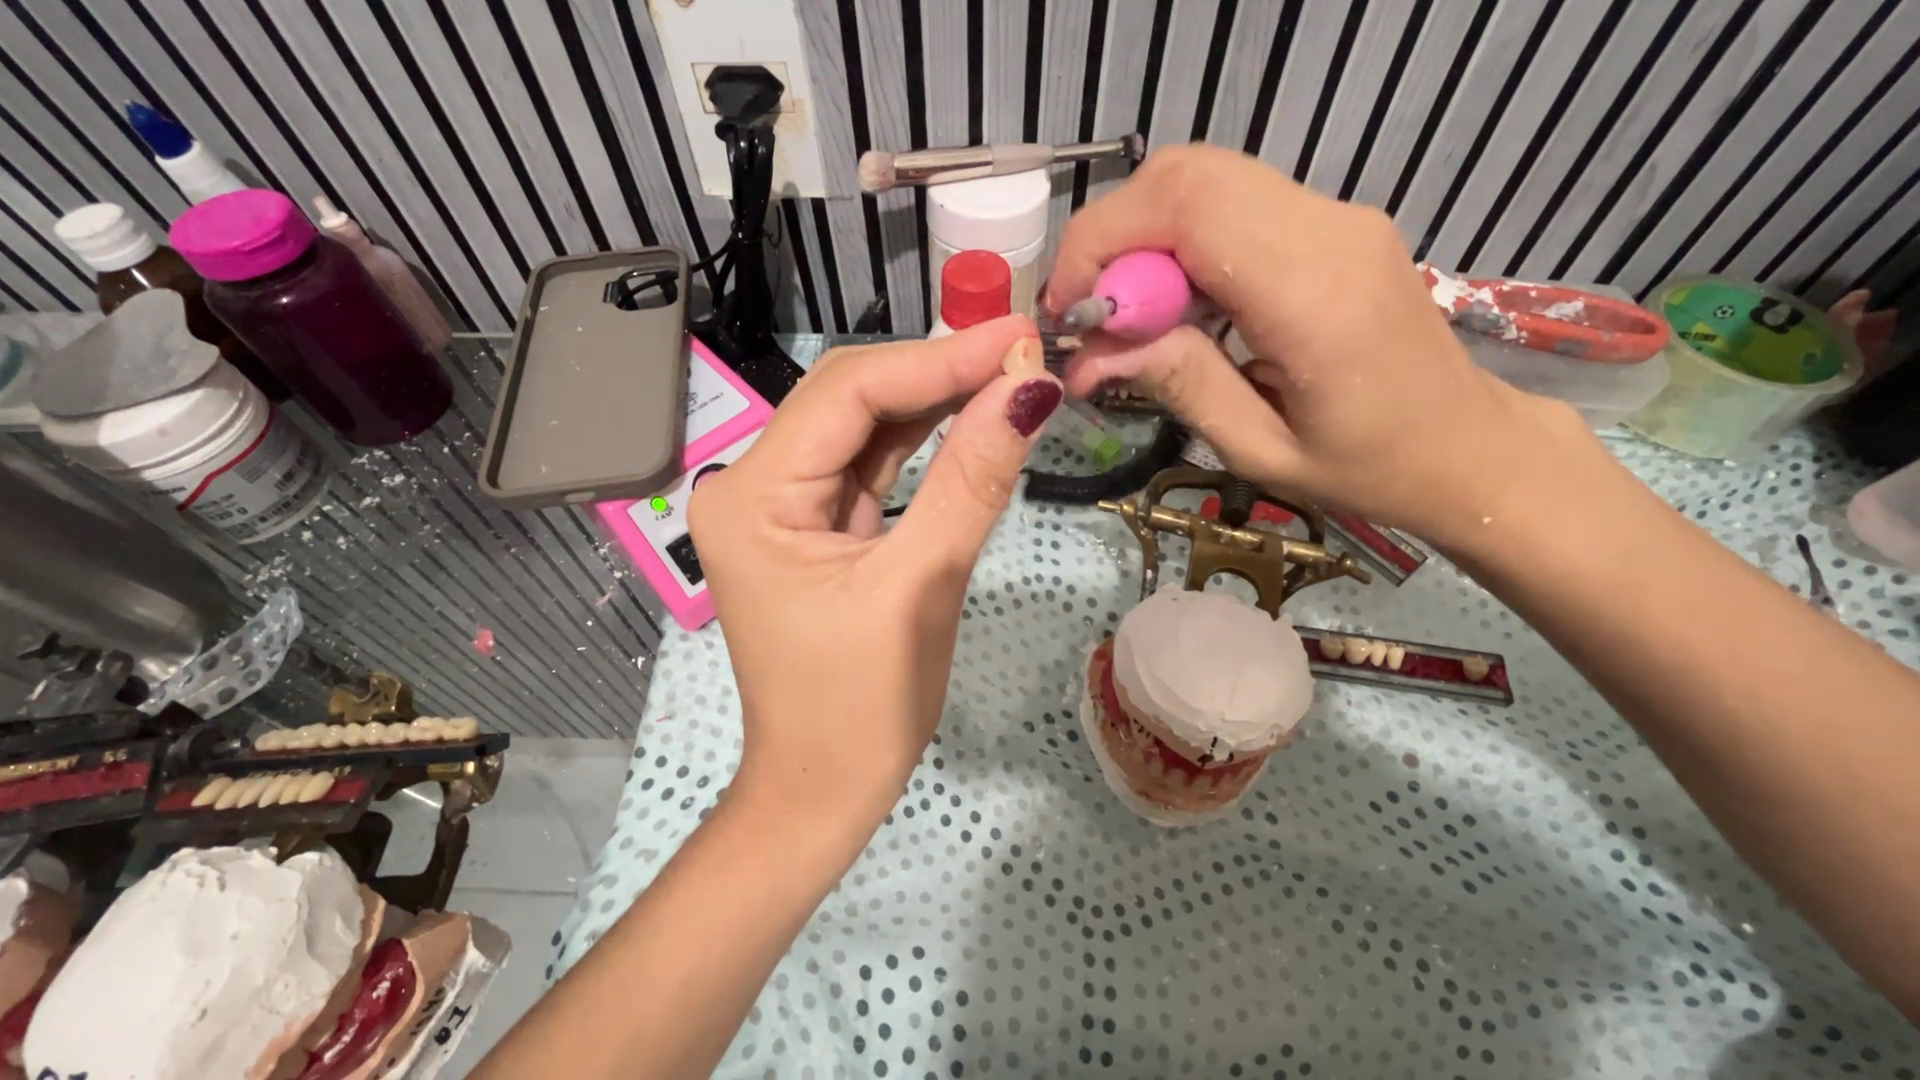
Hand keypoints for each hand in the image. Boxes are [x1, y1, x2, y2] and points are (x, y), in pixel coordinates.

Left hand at [687, 317, 1060, 821]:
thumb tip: (1029, 388)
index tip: (1020, 334)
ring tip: (1009, 372)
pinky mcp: (814, 526)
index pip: (848, 393)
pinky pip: (870, 466)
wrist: (823, 791)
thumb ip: (972, 481)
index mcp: (753, 497)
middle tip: (1023, 349)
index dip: (937, 358)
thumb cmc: (861, 707)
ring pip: (863, 427)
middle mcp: (753, 486)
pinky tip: (971, 415)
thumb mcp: (921, 586)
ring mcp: (781, 506)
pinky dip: (922, 442)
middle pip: (850, 398)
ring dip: (935, 400)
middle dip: (936, 371)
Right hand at [1046, 144, 1595, 546]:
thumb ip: (1177, 384)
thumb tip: (1086, 355)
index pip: (1185, 209)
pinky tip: (1177, 303)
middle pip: (1188, 175)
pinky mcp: (1332, 222)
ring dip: (1143, 237)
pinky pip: (1233, 203)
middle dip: (1113, 236)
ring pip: (1204, 179)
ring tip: (1130, 316)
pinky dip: (1180, 240)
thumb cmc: (1370, 469)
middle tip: (1092, 314)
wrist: (1471, 447)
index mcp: (1312, 296)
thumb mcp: (1259, 450)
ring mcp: (1336, 217)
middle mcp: (1328, 231)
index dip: (1103, 244)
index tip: (1069, 314)